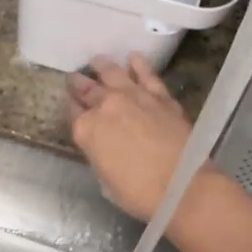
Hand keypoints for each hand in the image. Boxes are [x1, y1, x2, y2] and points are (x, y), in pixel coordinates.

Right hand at [67, 54, 203, 219]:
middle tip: (75, 77)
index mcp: (86, 130)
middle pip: (88, 89)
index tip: (69, 102)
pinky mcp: (160, 96)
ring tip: (97, 61)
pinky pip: (146, 74)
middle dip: (79, 83)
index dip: (70, 106)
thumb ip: (98, 153)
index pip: (72, 112)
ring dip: (102, 66)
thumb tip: (103, 142)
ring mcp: (134, 97)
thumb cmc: (137, 193)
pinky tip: (133, 58)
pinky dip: (139, 65)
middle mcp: (105, 106)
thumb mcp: (104, 179)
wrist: (181, 186)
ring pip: (113, 73)